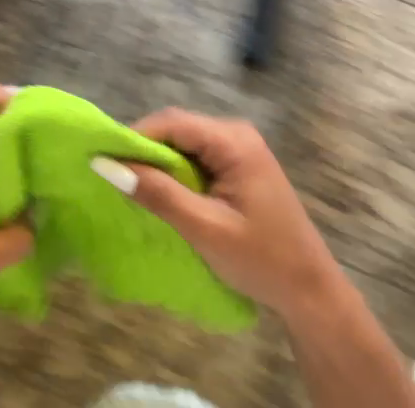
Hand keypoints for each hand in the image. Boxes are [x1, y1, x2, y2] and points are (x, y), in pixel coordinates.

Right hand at [103, 109, 334, 318]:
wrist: (311, 293)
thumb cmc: (261, 260)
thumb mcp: (204, 228)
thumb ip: (157, 194)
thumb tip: (105, 165)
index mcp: (234, 141)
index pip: (171, 122)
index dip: (134, 137)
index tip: (103, 161)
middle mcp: (236, 135)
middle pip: (176, 129)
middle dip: (144, 151)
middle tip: (114, 178)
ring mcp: (239, 151)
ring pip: (183, 145)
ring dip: (158, 165)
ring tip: (131, 188)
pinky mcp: (238, 168)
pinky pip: (195, 159)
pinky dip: (175, 175)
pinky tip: (160, 196)